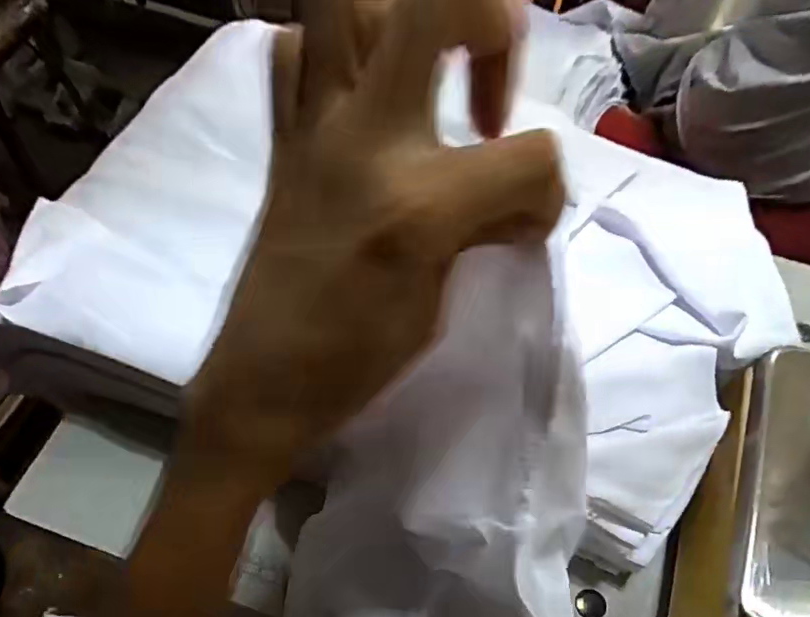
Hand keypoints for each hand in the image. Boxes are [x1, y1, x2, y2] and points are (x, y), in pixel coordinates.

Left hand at [179, 0, 565, 496]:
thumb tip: (508, 203)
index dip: (547, 192)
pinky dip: (330, 57)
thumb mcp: (434, 308)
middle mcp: (366, 143)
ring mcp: (313, 133)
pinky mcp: (280, 143)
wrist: (263, 385)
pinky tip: (356, 106)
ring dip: (402, 22)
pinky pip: (295, 53)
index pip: (529, 156)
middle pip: (440, 1)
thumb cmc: (352, 366)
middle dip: (489, 23)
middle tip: (486, 103)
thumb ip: (475, 235)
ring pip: (349, 0)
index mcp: (419, 206)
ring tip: (420, 83)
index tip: (526, 223)